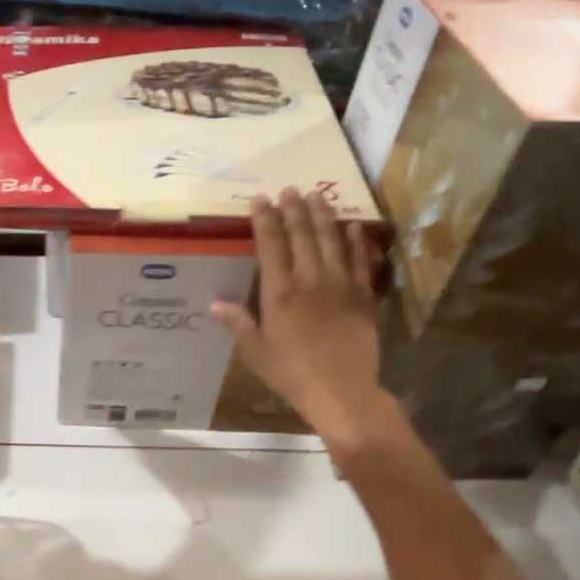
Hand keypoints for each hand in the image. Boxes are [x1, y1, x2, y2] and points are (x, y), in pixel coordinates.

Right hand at [213, 188, 400, 454]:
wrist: (341, 390)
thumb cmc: (291, 374)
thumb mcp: (256, 352)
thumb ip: (238, 323)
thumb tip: (215, 303)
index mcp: (279, 293)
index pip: (270, 246)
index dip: (265, 220)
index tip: (261, 200)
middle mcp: (310, 280)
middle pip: (302, 235)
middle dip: (294, 210)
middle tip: (289, 189)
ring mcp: (340, 285)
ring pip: (331, 241)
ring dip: (323, 216)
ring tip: (318, 195)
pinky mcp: (364, 296)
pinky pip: (360, 261)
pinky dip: (357, 242)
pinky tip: (353, 227)